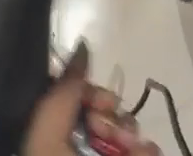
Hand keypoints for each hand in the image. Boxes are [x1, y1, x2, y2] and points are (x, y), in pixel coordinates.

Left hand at [24, 45, 161, 155]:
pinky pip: (142, 153)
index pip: (73, 97)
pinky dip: (145, 153)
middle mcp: (76, 145)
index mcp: (49, 137)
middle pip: (103, 114)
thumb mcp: (47, 141)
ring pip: (126, 136)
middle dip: (114, 119)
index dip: (90, 92)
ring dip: (133, 139)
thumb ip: (62, 94)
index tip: (103, 101)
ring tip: (134, 152)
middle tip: (115, 135)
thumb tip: (81, 46)